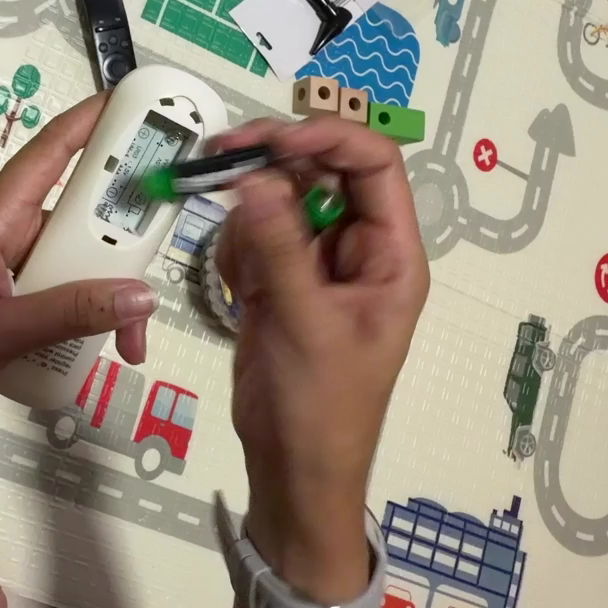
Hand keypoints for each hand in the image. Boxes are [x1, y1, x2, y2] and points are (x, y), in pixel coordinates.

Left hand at [0, 92, 158, 420]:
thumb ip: (70, 311)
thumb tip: (143, 294)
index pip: (50, 151)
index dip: (93, 121)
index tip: (140, 104)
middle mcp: (9, 227)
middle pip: (80, 211)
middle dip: (123, 242)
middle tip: (158, 270)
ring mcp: (10, 258)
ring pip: (76, 255)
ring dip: (108, 291)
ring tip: (132, 341)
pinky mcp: (12, 287)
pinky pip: (62, 284)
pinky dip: (87, 310)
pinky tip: (104, 345)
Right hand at [213, 116, 428, 600]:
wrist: (290, 468)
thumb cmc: (321, 406)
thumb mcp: (305, 324)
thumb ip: (278, 247)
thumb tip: (252, 177)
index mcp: (390, 253)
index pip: (373, 165)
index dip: (328, 138)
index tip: (271, 139)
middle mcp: (355, 246)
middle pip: (320, 171)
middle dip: (271, 162)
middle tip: (218, 155)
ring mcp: (313, 260)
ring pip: (278, 199)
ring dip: (248, 216)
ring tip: (239, 272)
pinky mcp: (276, 276)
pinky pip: (252, 233)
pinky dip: (235, 249)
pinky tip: (236, 290)